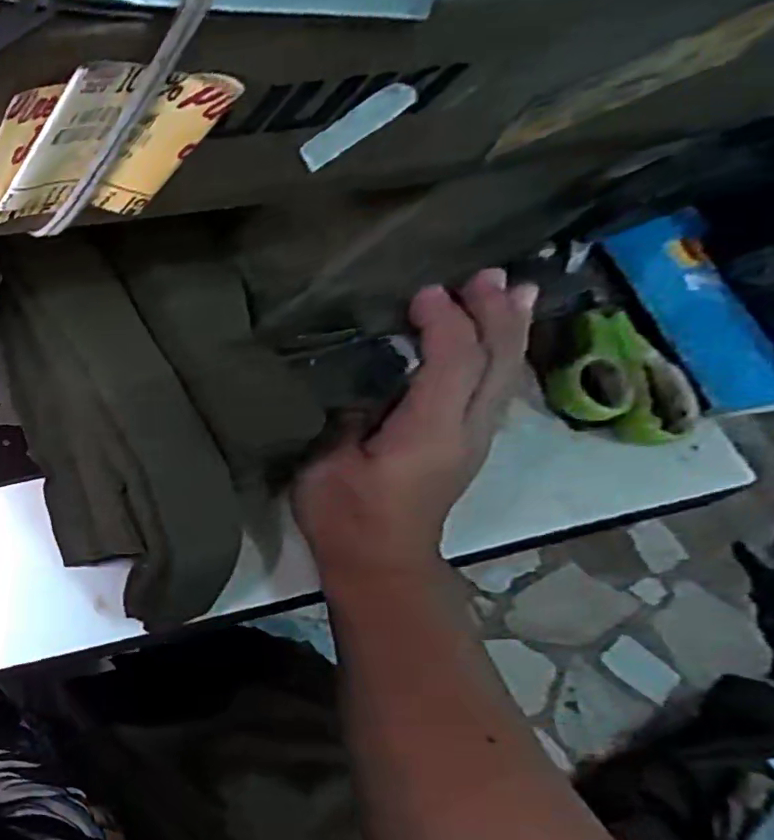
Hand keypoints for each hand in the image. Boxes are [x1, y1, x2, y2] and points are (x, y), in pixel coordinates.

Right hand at [294, 269, 537, 584]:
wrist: (379, 564)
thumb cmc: (344, 517)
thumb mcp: (326, 468)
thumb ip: (348, 425)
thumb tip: (364, 397)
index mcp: (428, 431)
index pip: (451, 361)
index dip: (443, 322)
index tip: (423, 293)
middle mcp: (466, 429)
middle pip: (496, 361)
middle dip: (494, 315)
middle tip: (488, 276)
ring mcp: (472, 440)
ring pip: (504, 374)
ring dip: (509, 331)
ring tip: (514, 293)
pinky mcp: (465, 448)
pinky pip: (493, 390)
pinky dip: (499, 358)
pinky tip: (495, 346)